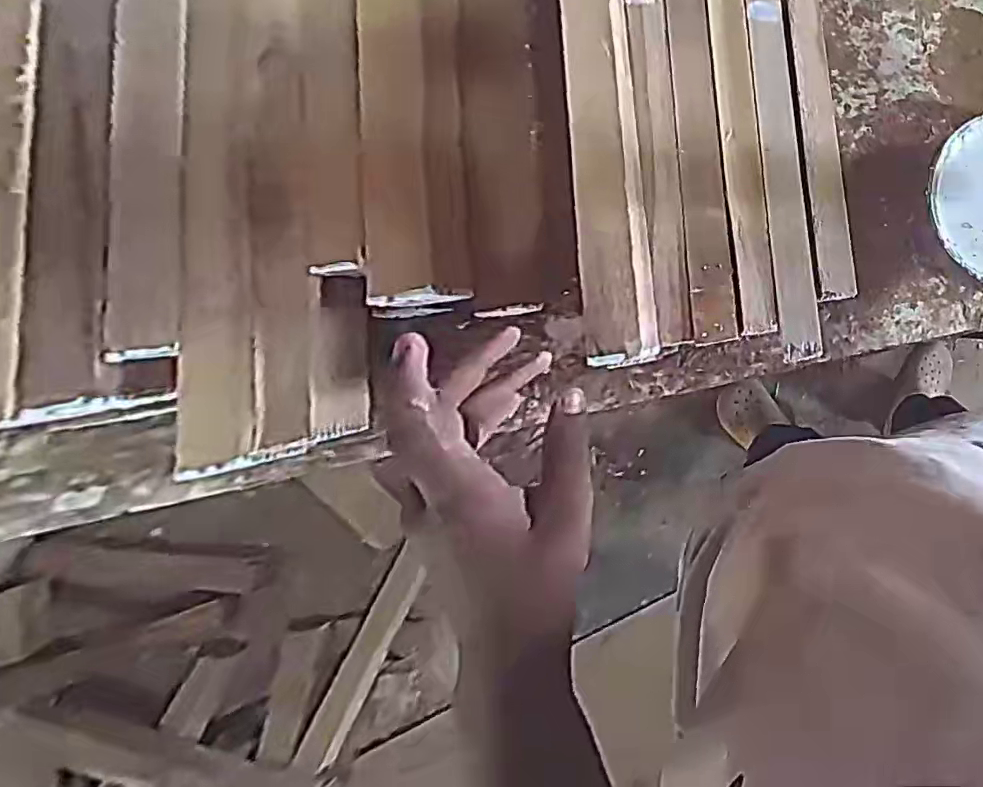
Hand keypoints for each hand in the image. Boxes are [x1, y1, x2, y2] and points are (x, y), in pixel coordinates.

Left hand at [375, 328, 590, 634]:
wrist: (509, 644)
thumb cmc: (540, 581)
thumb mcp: (567, 510)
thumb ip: (567, 448)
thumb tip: (572, 393)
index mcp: (455, 491)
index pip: (416, 426)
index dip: (410, 380)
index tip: (414, 340)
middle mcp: (429, 494)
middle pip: (435, 417)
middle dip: (475, 371)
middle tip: (515, 337)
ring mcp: (429, 506)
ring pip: (445, 434)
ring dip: (485, 396)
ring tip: (536, 368)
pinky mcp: (441, 515)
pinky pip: (451, 454)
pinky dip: (482, 425)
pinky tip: (519, 411)